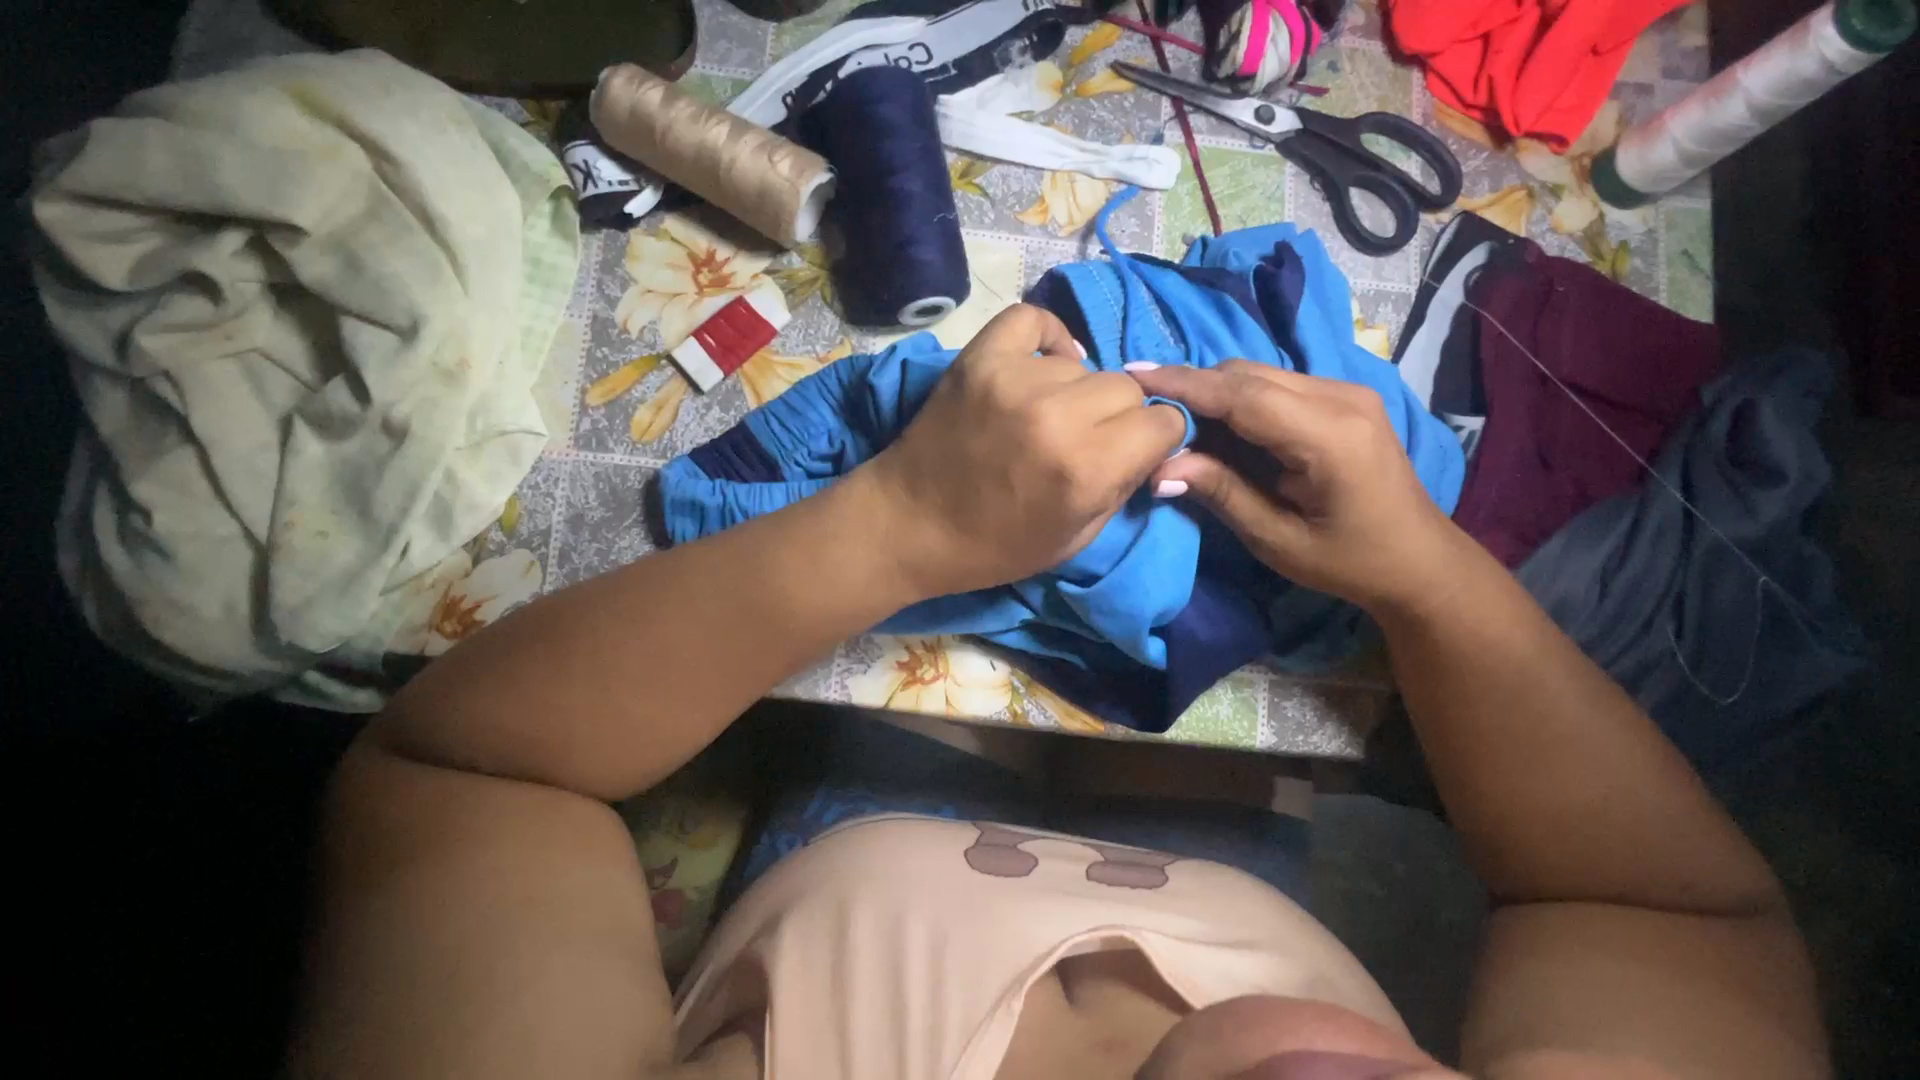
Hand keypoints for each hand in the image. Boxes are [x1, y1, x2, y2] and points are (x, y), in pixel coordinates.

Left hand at [860, 304, 1188, 597]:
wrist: (909, 525)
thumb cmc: (993, 547)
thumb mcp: (1076, 537)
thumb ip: (1122, 485)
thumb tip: (1150, 442)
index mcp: (1086, 468)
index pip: (1164, 422)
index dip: (1152, 441)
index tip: (1128, 451)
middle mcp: (1058, 415)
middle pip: (1127, 390)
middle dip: (1116, 417)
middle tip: (1082, 438)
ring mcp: (1015, 379)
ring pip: (1085, 364)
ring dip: (1075, 390)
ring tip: (1045, 415)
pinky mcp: (979, 357)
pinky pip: (1033, 319)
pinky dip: (1045, 339)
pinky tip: (1040, 365)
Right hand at [1128, 360, 1469, 615]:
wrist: (1418, 560)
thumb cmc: (1349, 561)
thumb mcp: (1277, 539)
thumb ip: (1221, 493)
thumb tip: (1159, 467)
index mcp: (1330, 436)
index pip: (1242, 395)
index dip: (1184, 385)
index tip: (1133, 378)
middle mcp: (1342, 397)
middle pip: (1247, 375)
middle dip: (1191, 385)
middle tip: (1141, 403)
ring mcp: (1346, 392)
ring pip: (1259, 374)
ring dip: (1211, 390)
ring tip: (1168, 413)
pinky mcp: (1342, 398)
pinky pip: (1275, 385)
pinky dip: (1236, 398)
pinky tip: (1211, 420)